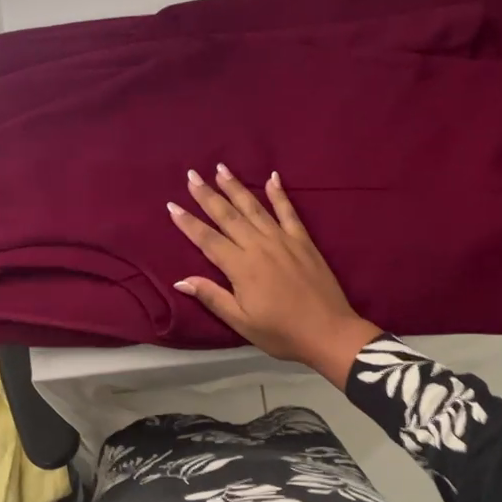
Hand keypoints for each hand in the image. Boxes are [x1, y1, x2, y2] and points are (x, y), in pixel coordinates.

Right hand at [169, 166, 381, 386]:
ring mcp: (283, 240)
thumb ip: (212, 297)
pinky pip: (288, 211)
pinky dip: (279, 193)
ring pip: (254, 207)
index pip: (208, 239)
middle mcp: (259, 246)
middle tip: (191, 175)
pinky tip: (272, 177)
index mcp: (241, 267)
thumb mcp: (241, 322)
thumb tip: (180, 280)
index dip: (189, 223)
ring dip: (235, 187)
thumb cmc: (281, 332)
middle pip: (228, 215)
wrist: (329, 333)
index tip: (172, 205)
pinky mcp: (303, 240)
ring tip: (220, 168)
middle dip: (207, 195)